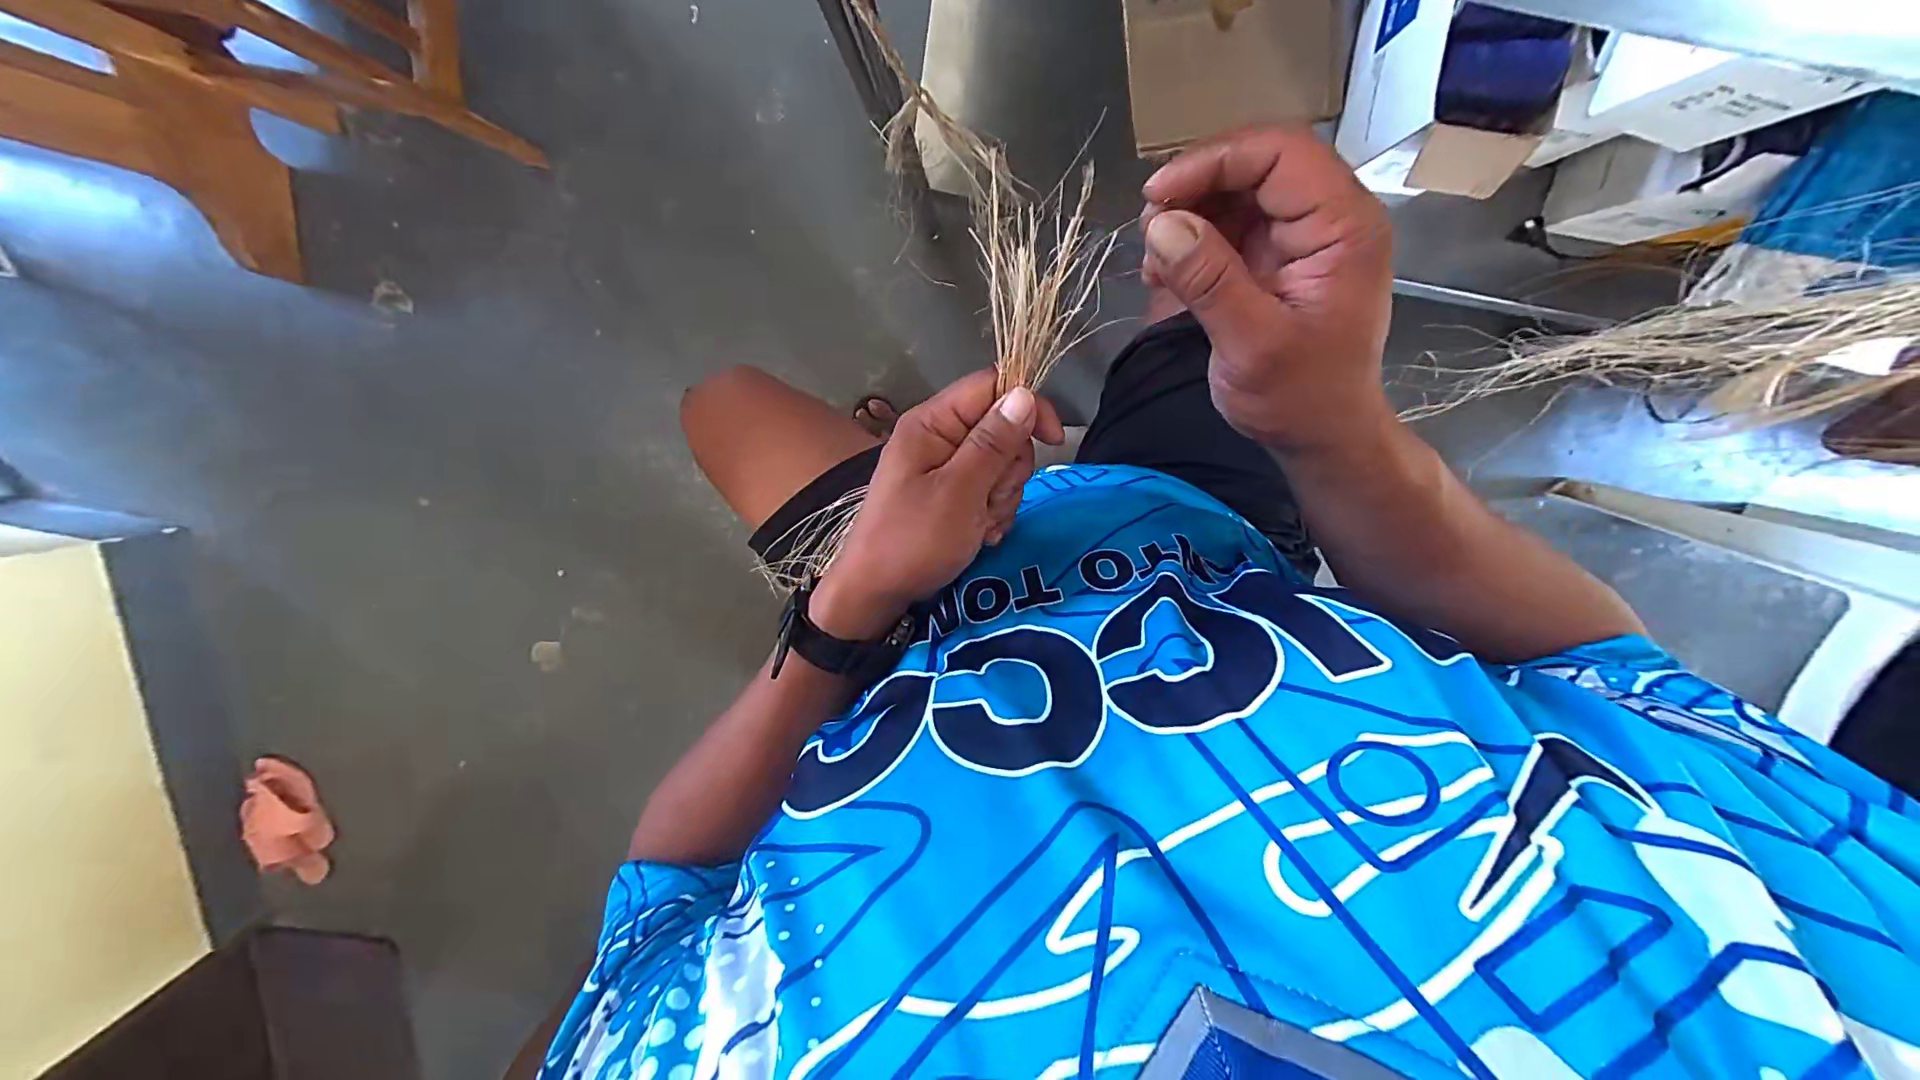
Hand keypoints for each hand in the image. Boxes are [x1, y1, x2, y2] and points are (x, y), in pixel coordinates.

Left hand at [811, 370, 1064, 638]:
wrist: (877, 594)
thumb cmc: (912, 541)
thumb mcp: (959, 492)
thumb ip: (993, 443)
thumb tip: (1025, 394)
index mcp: (932, 423)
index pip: (992, 387)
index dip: (1028, 406)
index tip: (1053, 440)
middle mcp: (939, 437)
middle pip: (1004, 429)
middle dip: (1010, 468)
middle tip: (990, 500)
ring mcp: (946, 467)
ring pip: (1003, 464)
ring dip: (1002, 497)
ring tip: (979, 525)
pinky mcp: (952, 494)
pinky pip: (991, 490)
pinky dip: (993, 513)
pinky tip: (979, 534)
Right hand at [1140, 126, 1395, 453]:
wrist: (1321, 436)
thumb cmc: (1298, 398)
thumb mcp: (1251, 345)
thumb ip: (1209, 281)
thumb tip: (1161, 225)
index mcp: (1342, 228)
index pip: (1281, 154)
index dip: (1214, 161)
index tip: (1157, 196)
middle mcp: (1327, 220)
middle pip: (1259, 165)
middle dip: (1197, 188)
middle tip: (1149, 228)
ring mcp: (1301, 240)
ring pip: (1240, 194)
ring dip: (1189, 216)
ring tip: (1154, 257)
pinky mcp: (1276, 262)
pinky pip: (1231, 230)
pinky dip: (1193, 243)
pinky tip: (1166, 271)